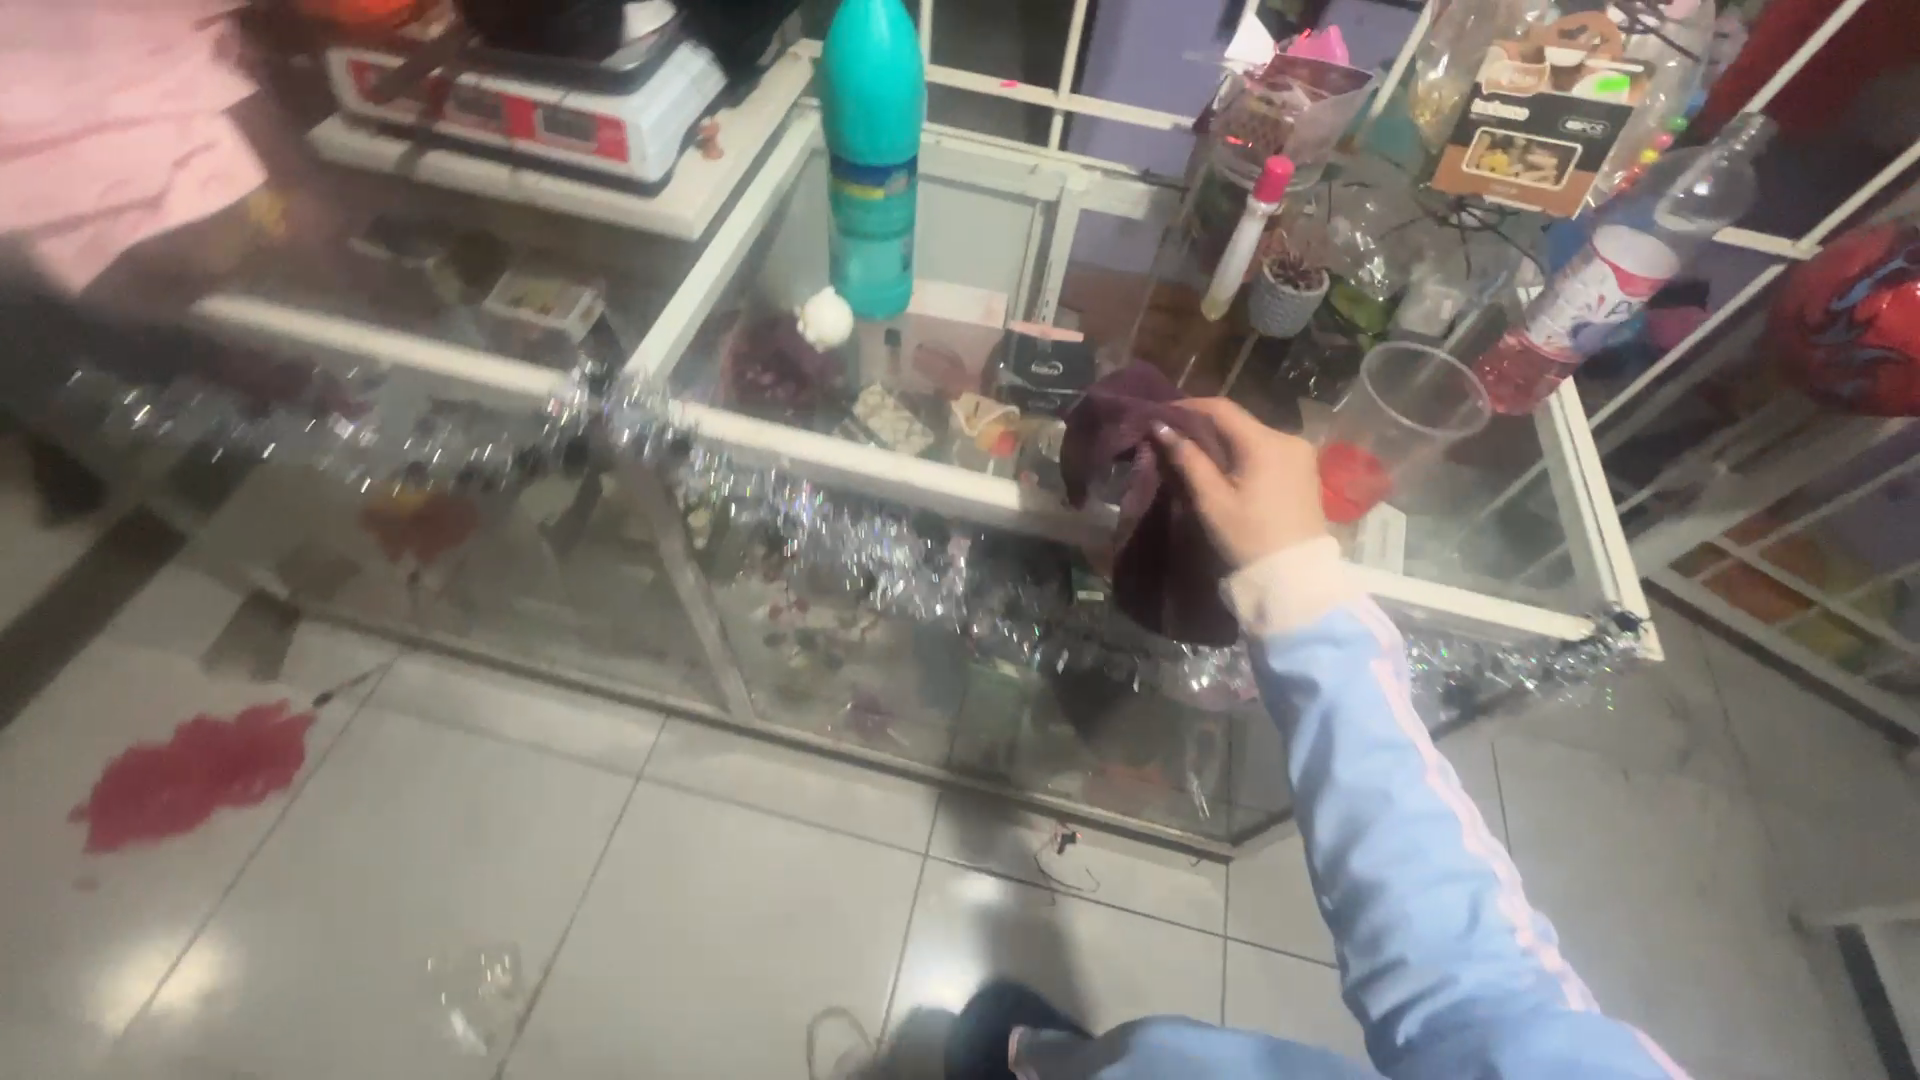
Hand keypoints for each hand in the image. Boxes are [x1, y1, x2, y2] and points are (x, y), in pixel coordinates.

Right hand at [1153, 398, 1325, 569]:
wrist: (1294, 577)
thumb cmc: (1248, 538)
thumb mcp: (1212, 500)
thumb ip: (1188, 459)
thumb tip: (1161, 427)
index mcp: (1265, 442)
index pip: (1221, 408)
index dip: (1188, 406)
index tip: (1161, 414)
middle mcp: (1288, 438)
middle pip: (1238, 420)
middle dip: (1204, 424)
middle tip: (1172, 435)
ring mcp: (1301, 453)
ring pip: (1252, 434)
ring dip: (1223, 439)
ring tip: (1193, 451)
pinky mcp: (1304, 469)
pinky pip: (1266, 448)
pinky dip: (1242, 451)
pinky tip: (1224, 466)